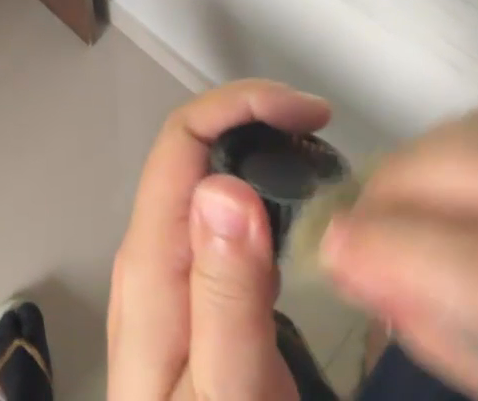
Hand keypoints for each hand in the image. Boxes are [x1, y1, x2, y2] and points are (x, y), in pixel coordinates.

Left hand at [108, 80, 329, 399]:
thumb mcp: (227, 388)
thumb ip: (225, 293)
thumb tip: (226, 186)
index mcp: (150, 260)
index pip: (181, 142)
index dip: (240, 105)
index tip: (311, 113)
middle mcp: (152, 251)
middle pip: (191, 150)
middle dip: (255, 121)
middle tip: (327, 137)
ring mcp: (170, 270)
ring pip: (208, 180)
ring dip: (260, 152)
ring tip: (323, 162)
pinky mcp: (193, 291)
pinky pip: (222, 218)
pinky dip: (262, 193)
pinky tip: (300, 210)